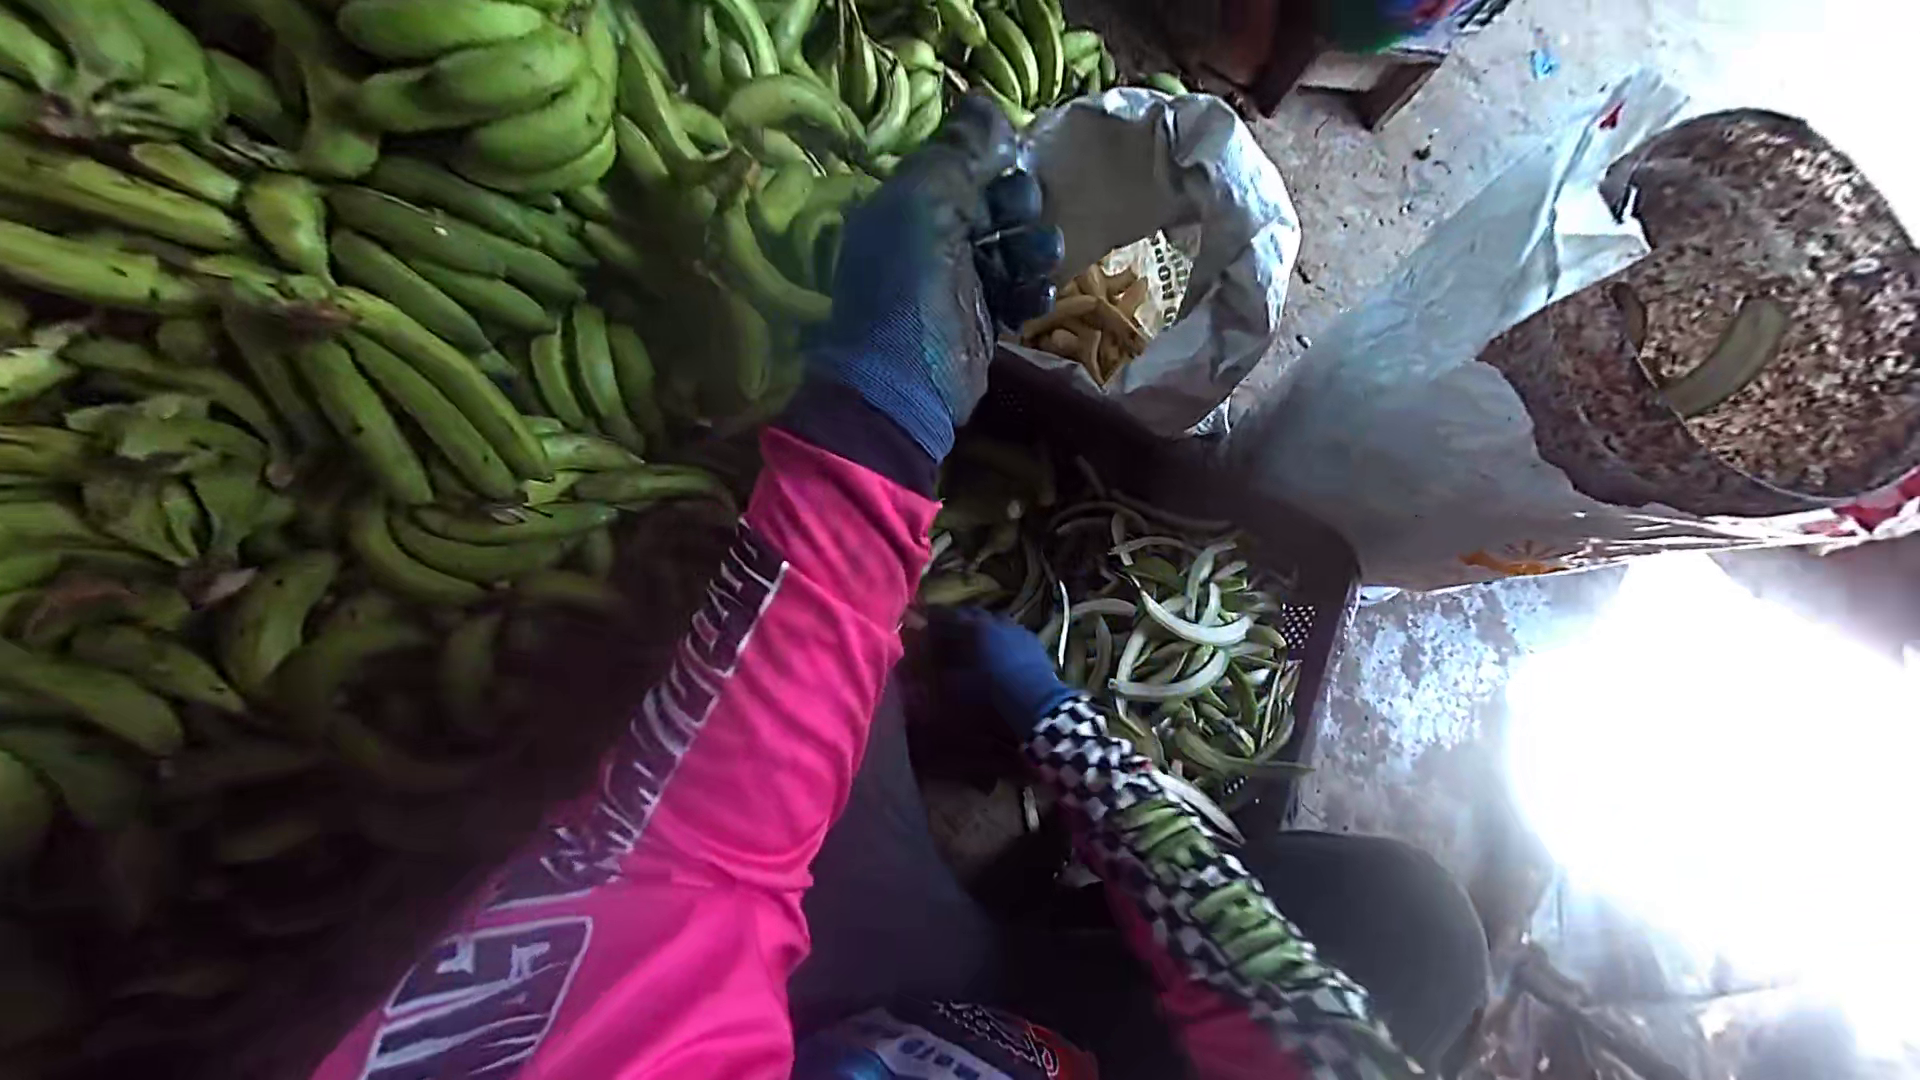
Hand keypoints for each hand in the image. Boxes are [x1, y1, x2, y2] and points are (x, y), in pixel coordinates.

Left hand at [808, 96, 1063, 461]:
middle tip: (1024, 217)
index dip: (991, 162)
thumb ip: (957, 155)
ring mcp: (957, 286)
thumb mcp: (924, 207)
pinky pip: (1015, 294)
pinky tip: (1035, 298)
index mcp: (907, 208)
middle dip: (1017, 207)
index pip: (959, 167)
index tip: (1016, 165)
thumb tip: (987, 105)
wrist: (905, 386)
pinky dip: (1030, 293)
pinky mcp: (980, 324)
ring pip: (1010, 251)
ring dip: (1032, 251)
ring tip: (1040, 262)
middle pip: (992, 207)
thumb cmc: (909, 290)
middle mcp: (931, 242)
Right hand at [925, 607, 1076, 738]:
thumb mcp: (955, 688)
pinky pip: (1012, 633)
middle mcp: (994, 620)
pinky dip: (1002, 638)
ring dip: (983, 628)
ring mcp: (1017, 628)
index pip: (946, 615)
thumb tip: (923, 667)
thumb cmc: (989, 695)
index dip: (934, 618)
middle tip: (950, 633)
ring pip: (994, 621)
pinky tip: (1002, 652)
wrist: (1036, 704)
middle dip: (959, 621)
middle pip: (972, 614)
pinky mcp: (1033, 641)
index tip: (925, 623)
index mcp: (972, 627)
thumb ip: (937, 673)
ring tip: (976, 643)